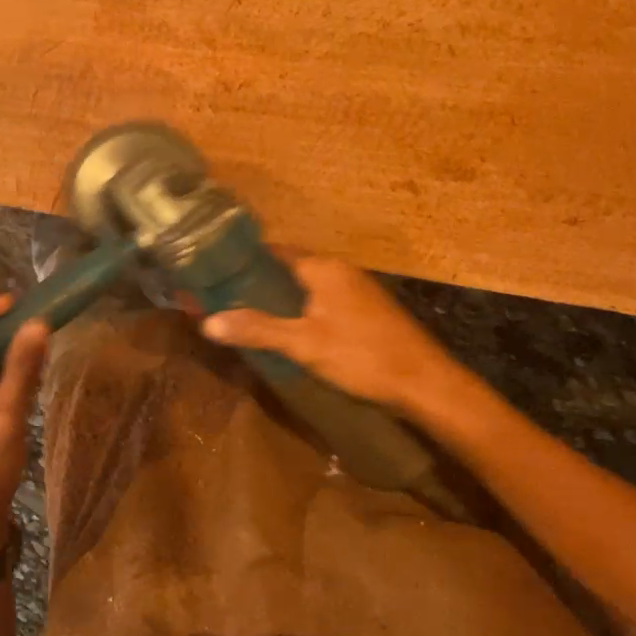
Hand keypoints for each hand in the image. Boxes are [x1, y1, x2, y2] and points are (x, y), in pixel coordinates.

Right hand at [202, 257, 478, 418]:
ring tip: (246, 315)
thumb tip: (207, 322)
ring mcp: (356, 291)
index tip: (213, 272)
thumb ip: (256, 330)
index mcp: (323, 268)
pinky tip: (286, 331)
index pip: (272, 250)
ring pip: (305, 286)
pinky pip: (320, 301)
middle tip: (223, 298)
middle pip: (287, 267)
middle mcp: (340, 271)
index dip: (241, 260)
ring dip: (278, 298)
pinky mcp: (366, 312)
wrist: (428, 386)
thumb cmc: (363, 356)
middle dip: (256, 281)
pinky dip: (298, 309)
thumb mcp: (304, 345)